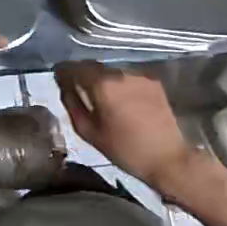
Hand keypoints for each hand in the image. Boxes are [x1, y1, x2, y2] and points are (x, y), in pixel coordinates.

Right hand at [53, 63, 226, 209]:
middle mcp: (120, 73)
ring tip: (102, 97)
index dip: (63, 71)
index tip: (58, 78)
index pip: (74, 67)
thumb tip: (64, 87)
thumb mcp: (89, 132)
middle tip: (77, 89)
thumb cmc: (125, 150)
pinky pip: (128, 78)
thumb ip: (72, 105)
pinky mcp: (154, 82)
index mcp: (102, 85)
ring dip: (102, 79)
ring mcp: (139, 76)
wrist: (168, 158)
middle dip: (83, 75)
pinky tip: (122, 101)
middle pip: (94, 67)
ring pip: (111, 71)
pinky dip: (120, 85)